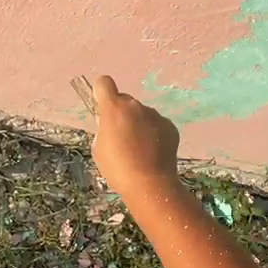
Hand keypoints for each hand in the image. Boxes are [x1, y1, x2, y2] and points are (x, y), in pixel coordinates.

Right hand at [87, 74, 179, 195]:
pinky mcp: (169, 126)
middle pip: (124, 100)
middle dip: (121, 113)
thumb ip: (104, 128)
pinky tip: (152, 153)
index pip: (104, 82)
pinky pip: (156, 124)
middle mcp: (135, 106)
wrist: (150, 185)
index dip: (101, 92)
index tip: (102, 107)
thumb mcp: (98, 147)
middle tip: (121, 137)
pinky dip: (153, 134)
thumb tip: (112, 123)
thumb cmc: (117, 168)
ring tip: (139, 150)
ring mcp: (154, 115)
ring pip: (141, 114)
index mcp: (113, 108)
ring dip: (138, 124)